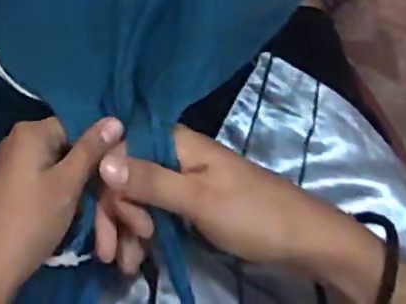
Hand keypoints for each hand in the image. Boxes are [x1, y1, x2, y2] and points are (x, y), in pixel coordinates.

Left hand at [0, 116, 121, 303]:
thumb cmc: (31, 220)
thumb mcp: (67, 185)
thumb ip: (90, 150)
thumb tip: (115, 119)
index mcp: (30, 130)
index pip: (74, 124)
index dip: (96, 146)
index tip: (113, 169)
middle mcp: (17, 138)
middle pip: (63, 143)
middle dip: (83, 167)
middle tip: (100, 193)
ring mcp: (9, 161)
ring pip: (53, 162)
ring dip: (71, 182)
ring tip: (84, 204)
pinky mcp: (6, 183)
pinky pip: (39, 175)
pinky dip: (54, 189)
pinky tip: (63, 209)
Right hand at [98, 126, 405, 303]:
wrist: (302, 239)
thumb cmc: (251, 214)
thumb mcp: (198, 200)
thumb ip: (151, 181)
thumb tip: (103, 161)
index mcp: (172, 139)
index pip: (119, 148)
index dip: (109, 185)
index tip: (117, 224)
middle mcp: (170, 151)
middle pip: (123, 174)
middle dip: (115, 214)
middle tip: (118, 255)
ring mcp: (178, 175)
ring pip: (134, 195)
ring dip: (125, 229)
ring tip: (127, 265)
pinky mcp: (186, 199)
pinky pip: (151, 210)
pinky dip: (141, 234)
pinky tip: (138, 258)